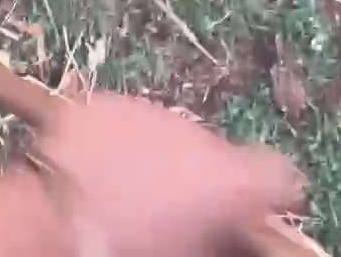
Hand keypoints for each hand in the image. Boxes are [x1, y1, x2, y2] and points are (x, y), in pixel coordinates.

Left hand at [37, 94, 303, 256]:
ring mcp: (149, 111)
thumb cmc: (132, 244)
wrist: (57, 208)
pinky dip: (126, 137)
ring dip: (164, 153)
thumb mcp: (192, 250)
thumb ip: (224, 233)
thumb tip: (231, 228)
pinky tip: (104, 163)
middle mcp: (197, 135)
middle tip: (181, 206)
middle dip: (206, 175)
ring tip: (134, 186)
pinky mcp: (108, 100)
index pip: (283, 174)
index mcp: (231, 179)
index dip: (271, 192)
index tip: (255, 209)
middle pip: (218, 152)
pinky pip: (129, 118)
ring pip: (173, 132)